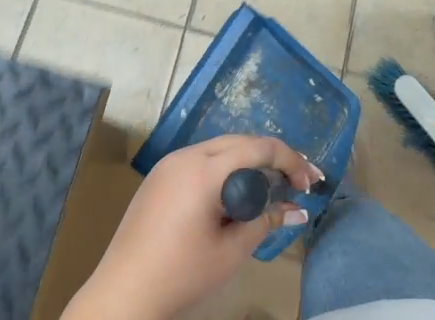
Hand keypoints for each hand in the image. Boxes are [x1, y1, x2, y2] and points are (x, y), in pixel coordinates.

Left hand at [63, 135, 324, 319]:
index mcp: (204, 169)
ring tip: (271, 187)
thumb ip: (264, 221)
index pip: (257, 148)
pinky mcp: (158, 177)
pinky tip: (235, 192)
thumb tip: (297, 210)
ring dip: (247, 162)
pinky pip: (200, 160)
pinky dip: (224, 169)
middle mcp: (185, 155)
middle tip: (298, 182)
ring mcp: (168, 164)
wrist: (123, 293)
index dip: (290, 160)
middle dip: (271, 158)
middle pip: (239, 142)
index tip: (311, 182)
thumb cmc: (181, 273)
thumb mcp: (230, 250)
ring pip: (219, 148)